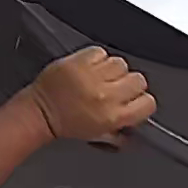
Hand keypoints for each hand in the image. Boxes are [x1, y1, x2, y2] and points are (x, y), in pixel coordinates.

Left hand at [24, 46, 155, 145]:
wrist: (39, 112)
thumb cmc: (64, 124)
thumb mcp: (97, 135)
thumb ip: (120, 130)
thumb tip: (135, 124)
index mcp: (112, 116)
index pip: (148, 103)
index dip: (142, 100)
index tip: (135, 100)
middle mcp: (105, 95)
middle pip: (138, 79)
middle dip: (129, 84)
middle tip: (116, 88)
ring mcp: (92, 76)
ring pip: (121, 63)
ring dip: (112, 70)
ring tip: (99, 77)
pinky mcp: (79, 61)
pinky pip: (101, 52)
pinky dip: (97, 58)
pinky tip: (89, 68)